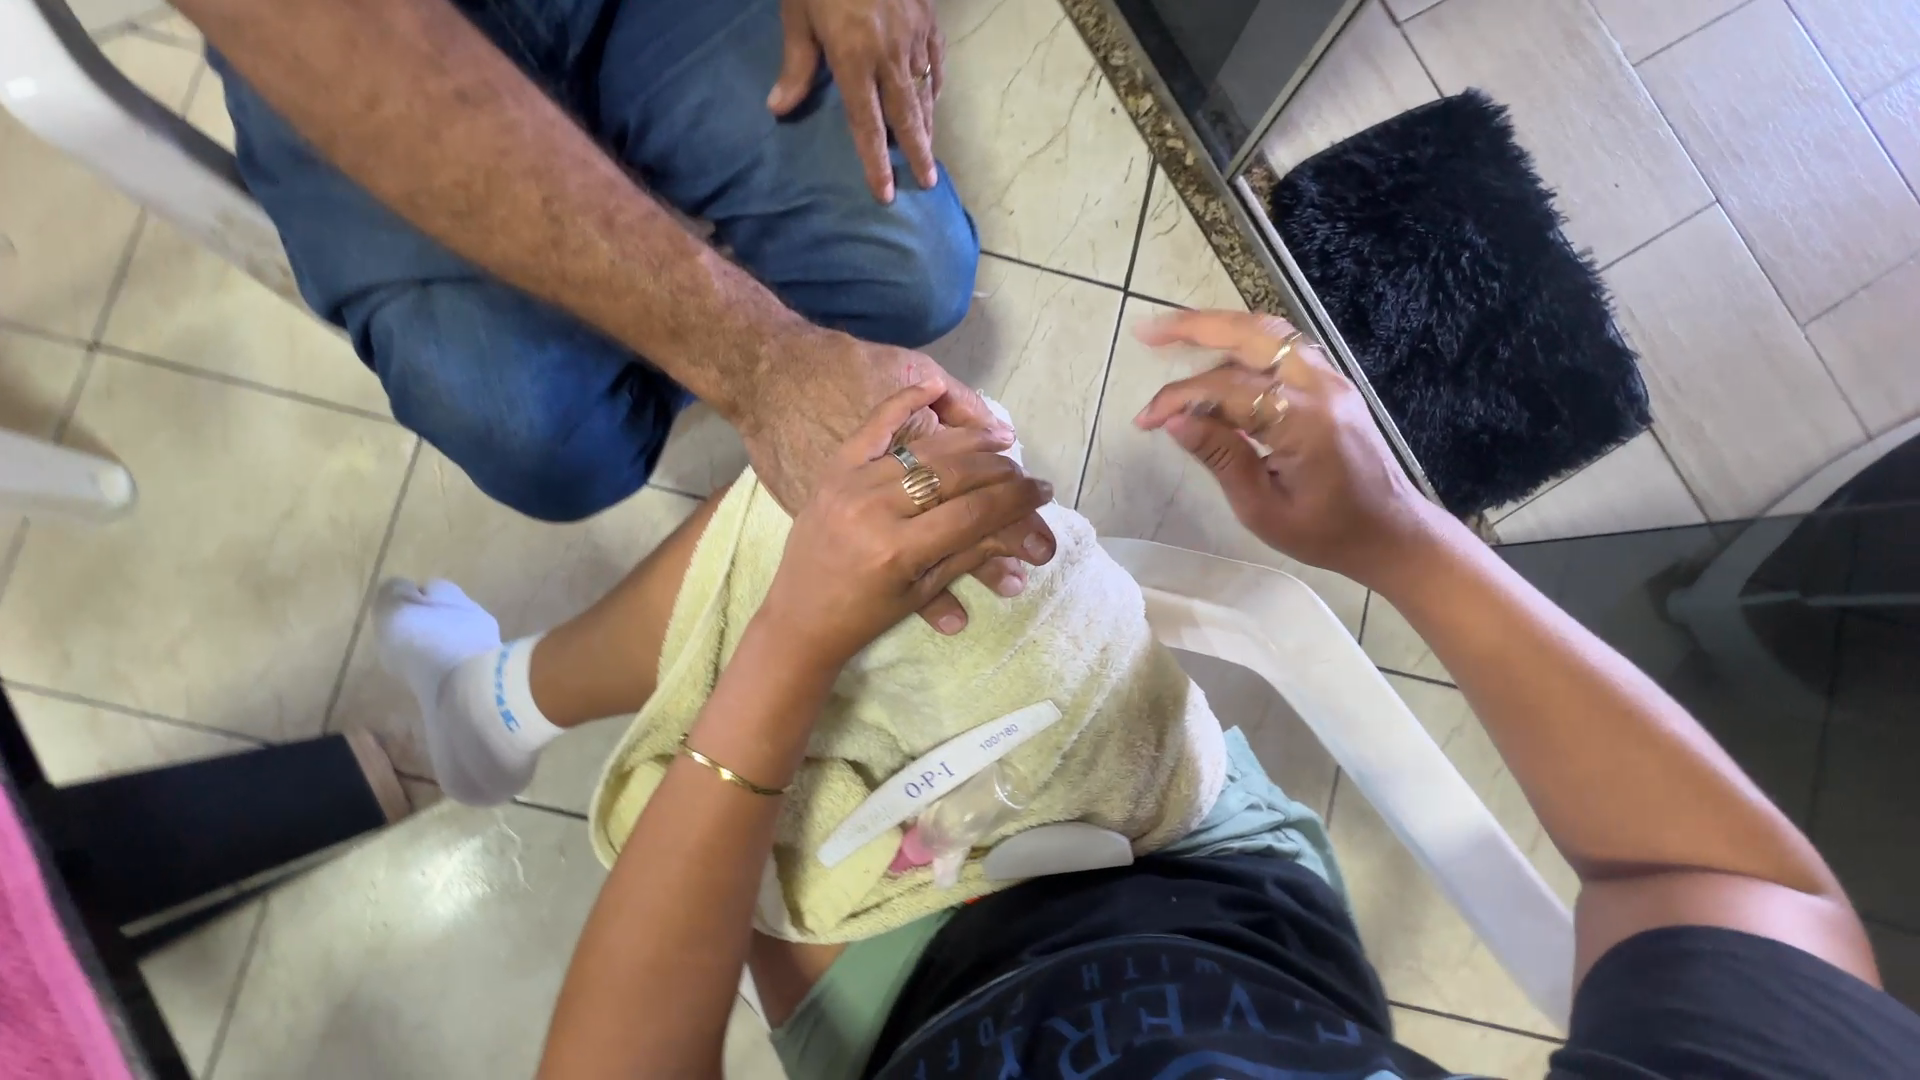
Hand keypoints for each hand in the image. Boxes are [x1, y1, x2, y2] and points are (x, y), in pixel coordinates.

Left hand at [757, 379, 1054, 667]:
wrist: (798, 617)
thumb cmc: (864, 616)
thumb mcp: (921, 592)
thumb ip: (971, 553)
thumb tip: (1024, 529)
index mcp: (899, 550)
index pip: (975, 512)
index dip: (1017, 499)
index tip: (1043, 491)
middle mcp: (875, 509)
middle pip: (955, 475)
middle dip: (1001, 470)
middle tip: (1025, 472)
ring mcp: (850, 483)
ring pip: (924, 449)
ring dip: (969, 439)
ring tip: (1001, 439)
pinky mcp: (834, 468)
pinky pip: (874, 426)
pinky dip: (904, 402)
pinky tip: (935, 387)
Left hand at [767, 0, 941, 202]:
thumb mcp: (798, 12)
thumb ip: (796, 65)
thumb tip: (779, 109)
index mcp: (853, 58)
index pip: (866, 124)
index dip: (876, 162)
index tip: (886, 193)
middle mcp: (888, 56)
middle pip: (906, 117)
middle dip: (918, 153)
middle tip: (929, 182)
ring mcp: (913, 36)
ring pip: (923, 92)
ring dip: (928, 126)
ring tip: (931, 152)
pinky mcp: (927, 17)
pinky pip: (935, 62)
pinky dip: (934, 86)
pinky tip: (933, 100)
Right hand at [1132, 310, 1442, 589]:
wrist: (1391, 532)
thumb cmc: (1325, 533)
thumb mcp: (1262, 508)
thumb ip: (1221, 457)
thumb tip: (1174, 422)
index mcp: (1304, 422)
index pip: (1227, 389)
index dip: (1180, 398)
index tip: (1146, 419)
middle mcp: (1320, 387)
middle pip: (1252, 335)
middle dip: (1195, 327)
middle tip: (1148, 332)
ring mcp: (1330, 380)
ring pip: (1270, 333)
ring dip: (1220, 328)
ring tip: (1174, 333)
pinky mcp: (1331, 384)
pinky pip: (1284, 348)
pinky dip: (1243, 342)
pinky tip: (1216, 352)